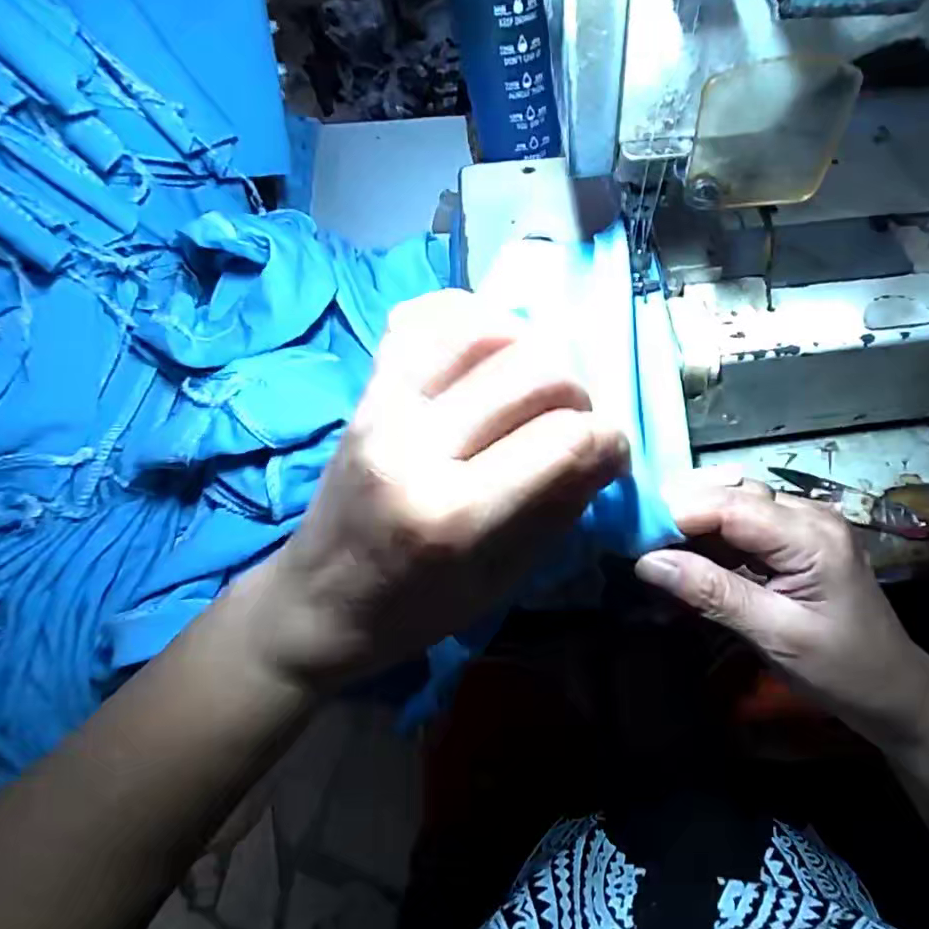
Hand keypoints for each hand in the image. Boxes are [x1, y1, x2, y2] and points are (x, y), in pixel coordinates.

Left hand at [254, 291, 629, 688]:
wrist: (317, 603)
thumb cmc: (418, 610)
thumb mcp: (506, 579)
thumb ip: (562, 506)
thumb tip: (604, 448)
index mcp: (454, 515)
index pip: (565, 440)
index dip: (610, 441)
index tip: (611, 456)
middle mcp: (415, 446)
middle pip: (535, 372)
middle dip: (579, 396)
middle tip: (576, 426)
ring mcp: (383, 406)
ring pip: (486, 329)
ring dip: (534, 349)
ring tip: (537, 386)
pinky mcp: (366, 388)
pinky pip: (427, 318)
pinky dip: (474, 318)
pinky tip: (494, 349)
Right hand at [633, 473, 928, 748]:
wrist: (893, 690)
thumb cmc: (841, 669)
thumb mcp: (774, 634)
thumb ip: (712, 593)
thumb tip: (646, 562)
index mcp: (811, 535)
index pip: (732, 506)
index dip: (678, 514)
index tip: (632, 535)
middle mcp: (811, 515)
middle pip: (734, 494)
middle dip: (683, 511)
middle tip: (635, 537)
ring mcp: (808, 524)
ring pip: (739, 504)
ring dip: (696, 520)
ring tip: (653, 543)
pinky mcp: (800, 540)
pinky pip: (750, 524)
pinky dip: (716, 535)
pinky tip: (689, 552)